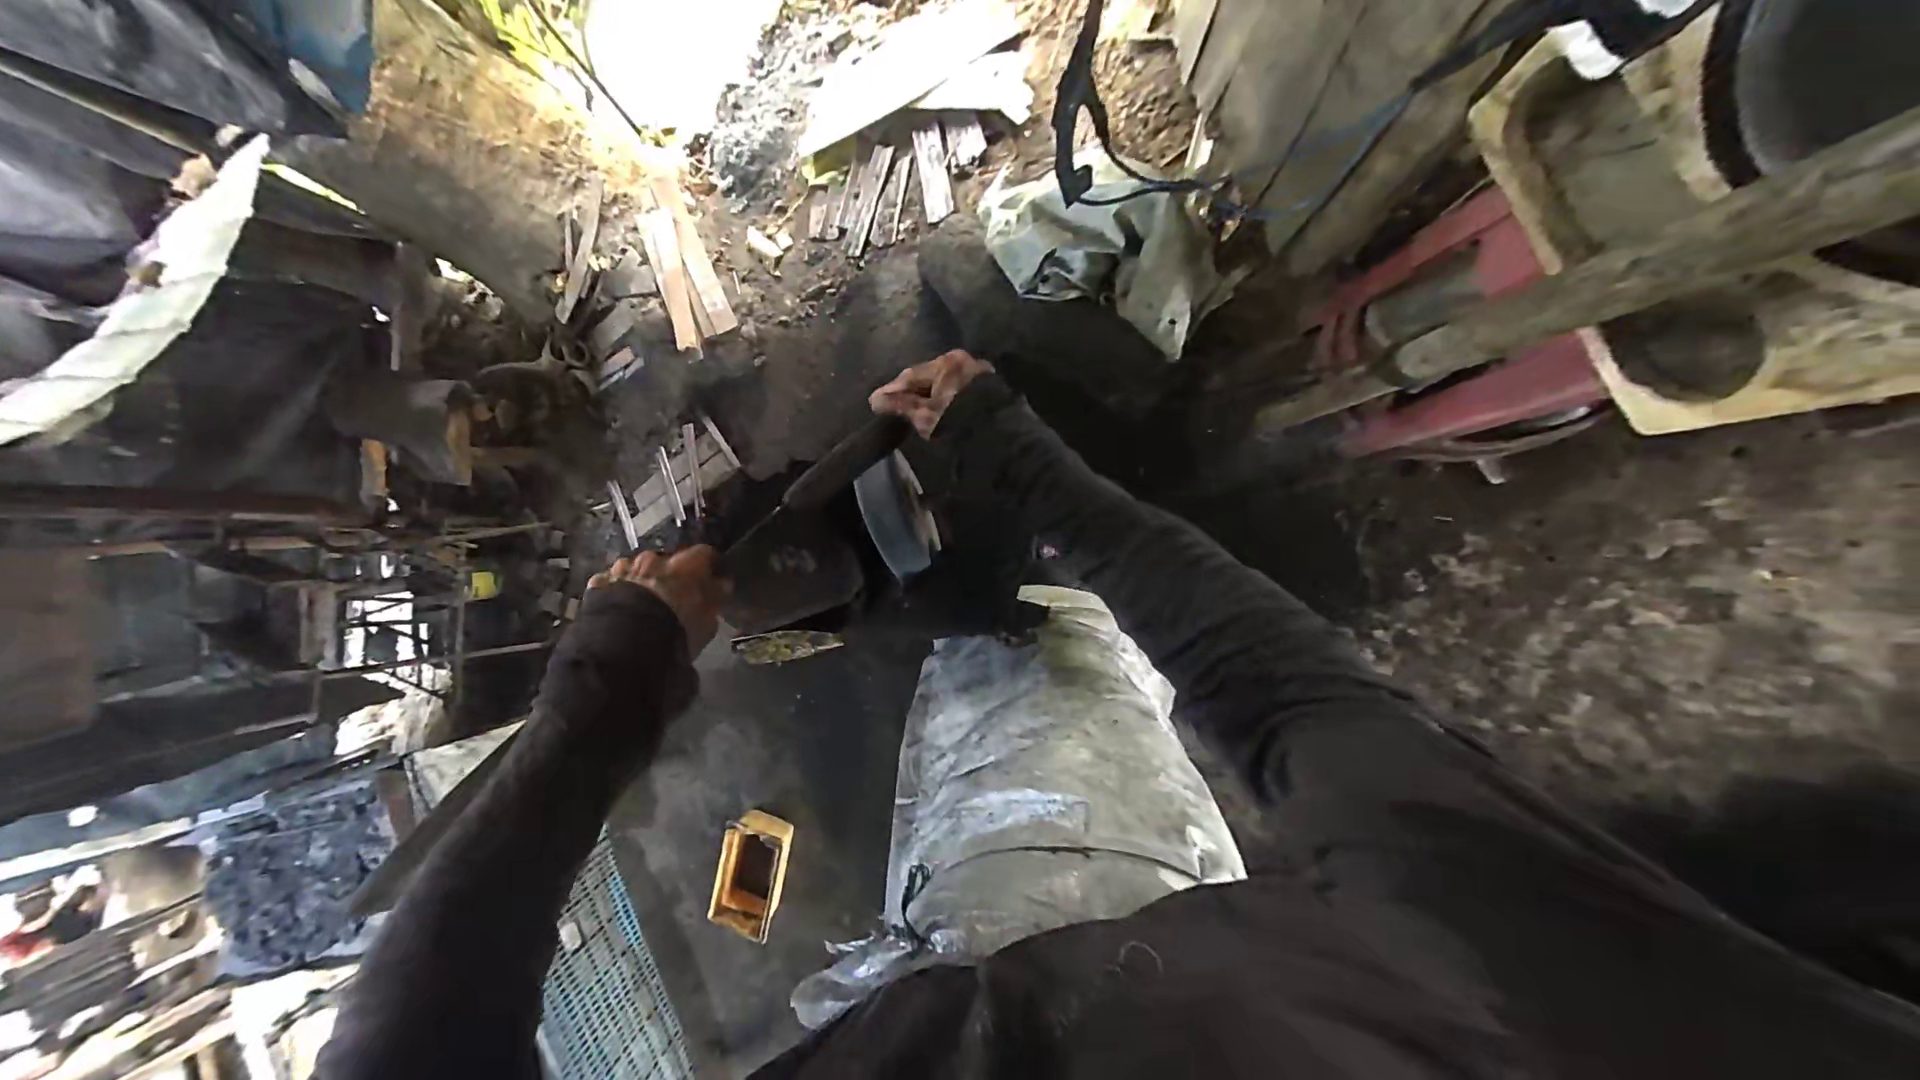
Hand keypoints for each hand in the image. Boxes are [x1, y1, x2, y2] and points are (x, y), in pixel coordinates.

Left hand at [589, 546, 727, 653]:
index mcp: (686, 564)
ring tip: (646, 601)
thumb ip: (714, 599)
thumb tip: (720, 586)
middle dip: (674, 573)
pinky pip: (614, 581)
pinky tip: (622, 607)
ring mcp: (624, 568)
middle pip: (669, 559)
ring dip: (645, 579)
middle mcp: (655, 558)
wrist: (623, 644)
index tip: (713, 578)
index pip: (706, 554)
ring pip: (639, 568)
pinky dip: (620, 590)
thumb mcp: (707, 622)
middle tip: (677, 594)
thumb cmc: (675, 630)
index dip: (710, 566)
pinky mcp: (599, 582)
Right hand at [868, 349, 994, 436]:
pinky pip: (961, 394)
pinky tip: (943, 415)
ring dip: (932, 398)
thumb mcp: (925, 416)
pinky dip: (949, 403)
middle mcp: (966, 361)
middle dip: (914, 393)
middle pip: (931, 378)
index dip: (893, 390)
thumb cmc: (957, 422)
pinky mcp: (992, 392)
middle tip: (897, 409)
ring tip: (919, 415)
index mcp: (948, 362)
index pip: (912, 374)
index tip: (878, 402)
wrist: (1001, 438)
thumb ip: (899, 405)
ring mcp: (981, 375)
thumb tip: (875, 399)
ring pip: (947, 386)